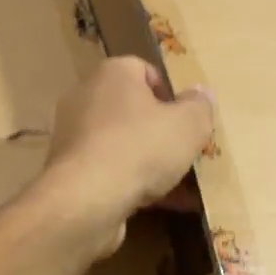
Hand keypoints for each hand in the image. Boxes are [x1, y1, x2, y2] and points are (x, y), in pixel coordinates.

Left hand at [36, 56, 214, 254]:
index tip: (187, 118)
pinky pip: (111, 173)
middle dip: (160, 131)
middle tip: (185, 150)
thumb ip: (200, 106)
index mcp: (112, 74)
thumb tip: (203, 93)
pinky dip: (134, 185)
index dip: (169, 92)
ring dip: (150, 162)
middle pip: (132, 110)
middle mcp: (86, 99)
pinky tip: (162, 204)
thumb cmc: (140, 149)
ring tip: (180, 183)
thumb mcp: (188, 125)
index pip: (143, 70)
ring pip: (122, 145)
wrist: (86, 201)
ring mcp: (75, 138)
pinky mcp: (72, 173)